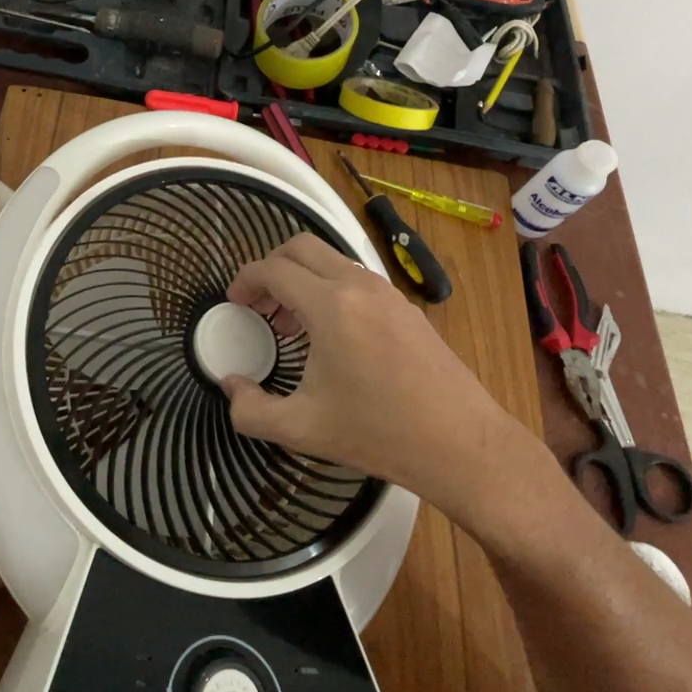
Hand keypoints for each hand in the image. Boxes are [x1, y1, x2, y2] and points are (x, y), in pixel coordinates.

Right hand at [220, 233, 525, 523]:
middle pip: (301, 247)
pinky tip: (330, 335)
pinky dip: (330, 289)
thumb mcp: (302, 429)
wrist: (462, 445)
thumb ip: (250, 409)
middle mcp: (358, 286)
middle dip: (270, 268)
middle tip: (258, 305)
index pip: (273, 269)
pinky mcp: (406, 307)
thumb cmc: (378, 434)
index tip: (234, 303)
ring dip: (302, 278)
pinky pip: (356, 278)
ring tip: (290, 324)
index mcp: (330, 306)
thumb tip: (229, 386)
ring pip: (331, 260)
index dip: (245, 280)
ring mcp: (387, 292)